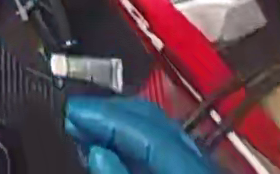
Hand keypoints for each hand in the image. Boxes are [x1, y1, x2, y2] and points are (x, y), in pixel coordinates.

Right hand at [65, 97, 223, 173]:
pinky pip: (167, 150)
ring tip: (88, 131)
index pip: (148, 126)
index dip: (104, 114)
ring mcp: (206, 168)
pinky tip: (112, 149)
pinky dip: (135, 145)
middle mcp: (208, 163)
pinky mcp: (198, 172)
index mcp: (197, 167)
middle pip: (154, 119)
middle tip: (75, 118)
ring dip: (120, 127)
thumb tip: (95, 150)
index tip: (71, 111)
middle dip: (110, 112)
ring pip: (160, 131)